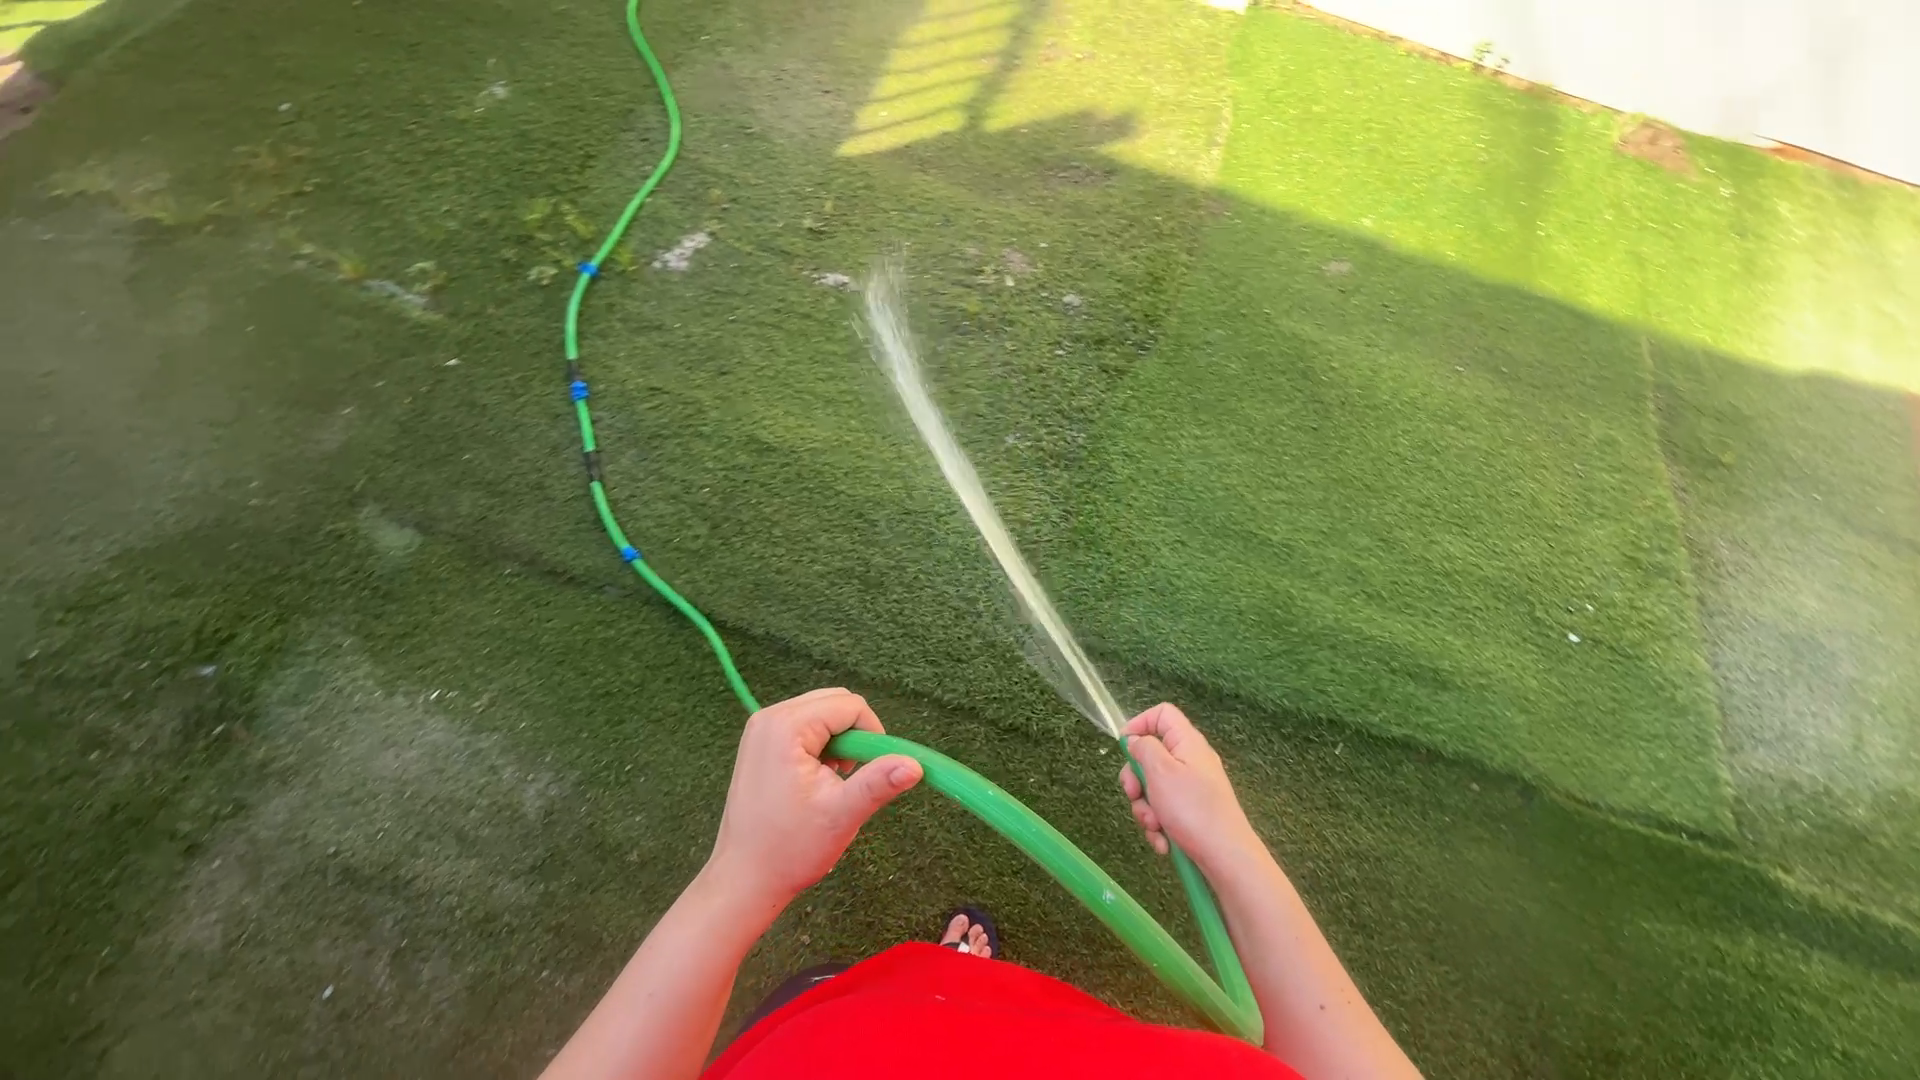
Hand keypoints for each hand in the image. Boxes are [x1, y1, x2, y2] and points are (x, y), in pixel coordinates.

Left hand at [706, 688, 922, 907]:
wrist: (744, 879)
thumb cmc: (791, 848)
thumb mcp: (842, 814)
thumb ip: (878, 783)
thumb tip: (915, 765)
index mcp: (786, 726)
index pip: (850, 705)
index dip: (871, 734)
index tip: (869, 773)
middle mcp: (769, 716)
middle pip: (835, 702)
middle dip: (854, 736)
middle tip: (849, 778)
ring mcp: (762, 728)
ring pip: (823, 713)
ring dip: (839, 742)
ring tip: (832, 782)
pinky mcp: (761, 742)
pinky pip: (806, 726)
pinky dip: (822, 746)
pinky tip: (816, 781)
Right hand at [1117, 703, 1260, 871]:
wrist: (1226, 858)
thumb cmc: (1192, 809)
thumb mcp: (1161, 771)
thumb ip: (1144, 748)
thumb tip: (1135, 740)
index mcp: (1187, 743)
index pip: (1162, 714)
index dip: (1139, 723)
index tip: (1123, 746)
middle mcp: (1190, 761)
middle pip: (1151, 755)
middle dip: (1136, 779)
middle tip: (1134, 794)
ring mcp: (1192, 789)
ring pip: (1154, 788)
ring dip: (1146, 808)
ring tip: (1154, 826)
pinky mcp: (1191, 813)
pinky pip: (1165, 811)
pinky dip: (1159, 826)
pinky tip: (1164, 842)